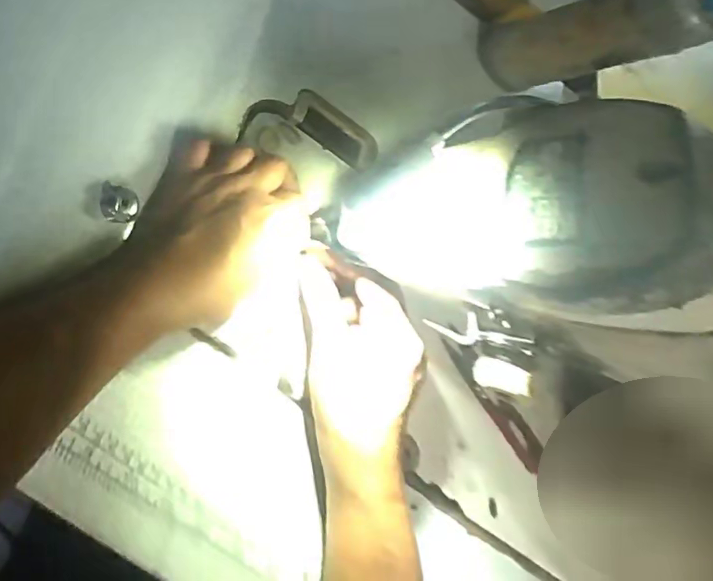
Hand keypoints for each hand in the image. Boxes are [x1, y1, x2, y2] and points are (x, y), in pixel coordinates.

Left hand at [109, 138, 306, 332]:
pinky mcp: (182, 173)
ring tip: (245, 179)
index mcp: (267, 215)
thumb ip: (274, 256)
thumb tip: (281, 242)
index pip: (299, 200)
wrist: (154, 281)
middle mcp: (243, 186)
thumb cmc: (206, 293)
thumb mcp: (254, 284)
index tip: (292, 223)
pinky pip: (201, 146)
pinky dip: (210, 152)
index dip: (298, 212)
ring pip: (243, 150)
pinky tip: (210, 167)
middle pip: (277, 164)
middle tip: (274, 195)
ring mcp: (210, 175)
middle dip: (281, 179)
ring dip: (249, 162)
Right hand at [300, 252, 423, 459]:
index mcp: (401, 332)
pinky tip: (322, 325)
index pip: (370, 283)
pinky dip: (343, 324)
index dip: (338, 266)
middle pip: (371, 299)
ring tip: (310, 297)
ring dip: (339, 304)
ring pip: (366, 318)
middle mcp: (406, 343)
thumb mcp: (328, 340)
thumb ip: (319, 296)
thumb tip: (306, 259)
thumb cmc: (345, 395)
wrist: (357, 457)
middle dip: (338, 283)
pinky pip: (364, 335)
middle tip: (306, 272)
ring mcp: (397, 361)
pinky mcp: (384, 374)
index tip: (309, 254)